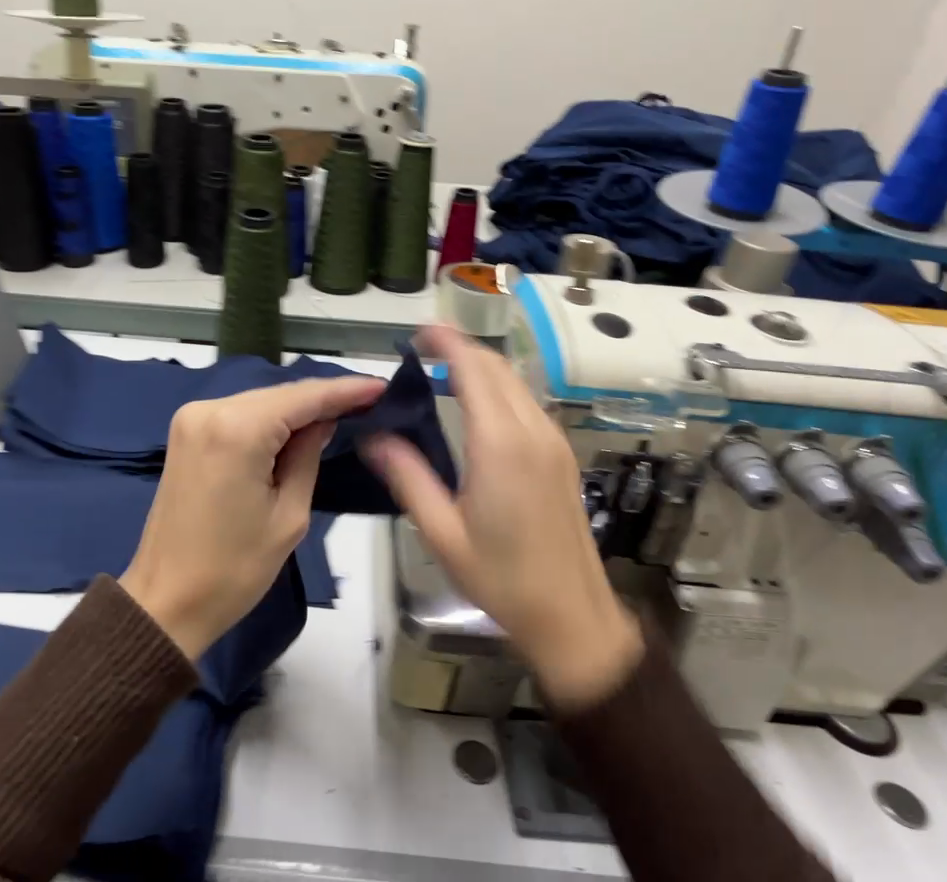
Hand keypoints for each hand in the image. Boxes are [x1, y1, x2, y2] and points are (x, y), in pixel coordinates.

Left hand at [121, 374, 386, 658]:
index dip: (345, 391)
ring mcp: (192, 419)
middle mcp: (209, 409)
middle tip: (369, 401)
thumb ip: (308, 457)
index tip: (382, 387)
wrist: (167, 601)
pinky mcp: (185, 434)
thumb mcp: (289, 516)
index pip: (304, 397)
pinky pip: (239, 415)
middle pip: (280, 395)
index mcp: (237, 429)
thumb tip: (323, 422)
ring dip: (297, 408)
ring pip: (260, 402)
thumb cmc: (234, 569)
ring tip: (344, 412)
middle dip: (323, 398)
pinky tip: (299, 426)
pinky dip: (270, 419)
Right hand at [364, 325, 643, 708]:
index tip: (419, 331)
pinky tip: (478, 407)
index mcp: (499, 444)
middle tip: (424, 347)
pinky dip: (500, 390)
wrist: (571, 614)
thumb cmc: (501, 578)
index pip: (473, 370)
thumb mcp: (441, 532)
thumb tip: (375, 437)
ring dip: (483, 368)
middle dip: (462, 348)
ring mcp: (553, 443)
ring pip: (517, 384)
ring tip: (444, 370)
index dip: (447, 342)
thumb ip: (408, 477)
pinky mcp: (561, 457)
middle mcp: (532, 432)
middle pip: (498, 368)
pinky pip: (528, 405)